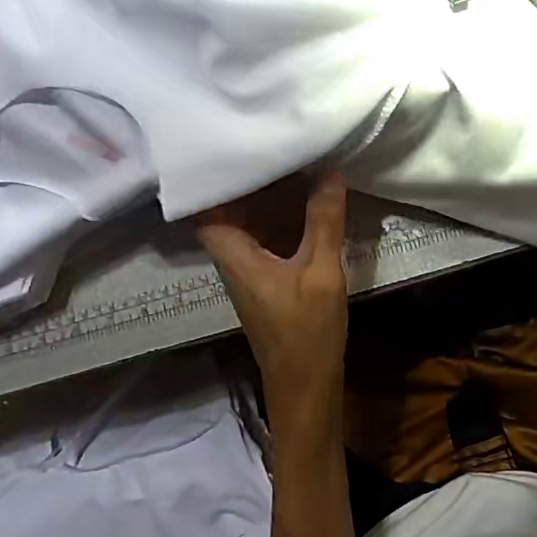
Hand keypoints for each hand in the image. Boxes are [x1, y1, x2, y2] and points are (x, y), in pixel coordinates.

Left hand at [196, 169, 349, 410]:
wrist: (307, 388)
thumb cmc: (307, 332)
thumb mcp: (321, 272)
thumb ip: (324, 221)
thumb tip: (329, 170)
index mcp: (234, 256)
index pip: (207, 207)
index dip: (218, 178)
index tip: (239, 148)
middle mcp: (235, 262)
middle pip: (230, 213)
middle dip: (252, 183)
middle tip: (276, 149)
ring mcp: (253, 274)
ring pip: (252, 227)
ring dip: (270, 201)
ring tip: (295, 167)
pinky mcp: (271, 284)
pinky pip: (270, 241)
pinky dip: (284, 222)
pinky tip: (309, 207)